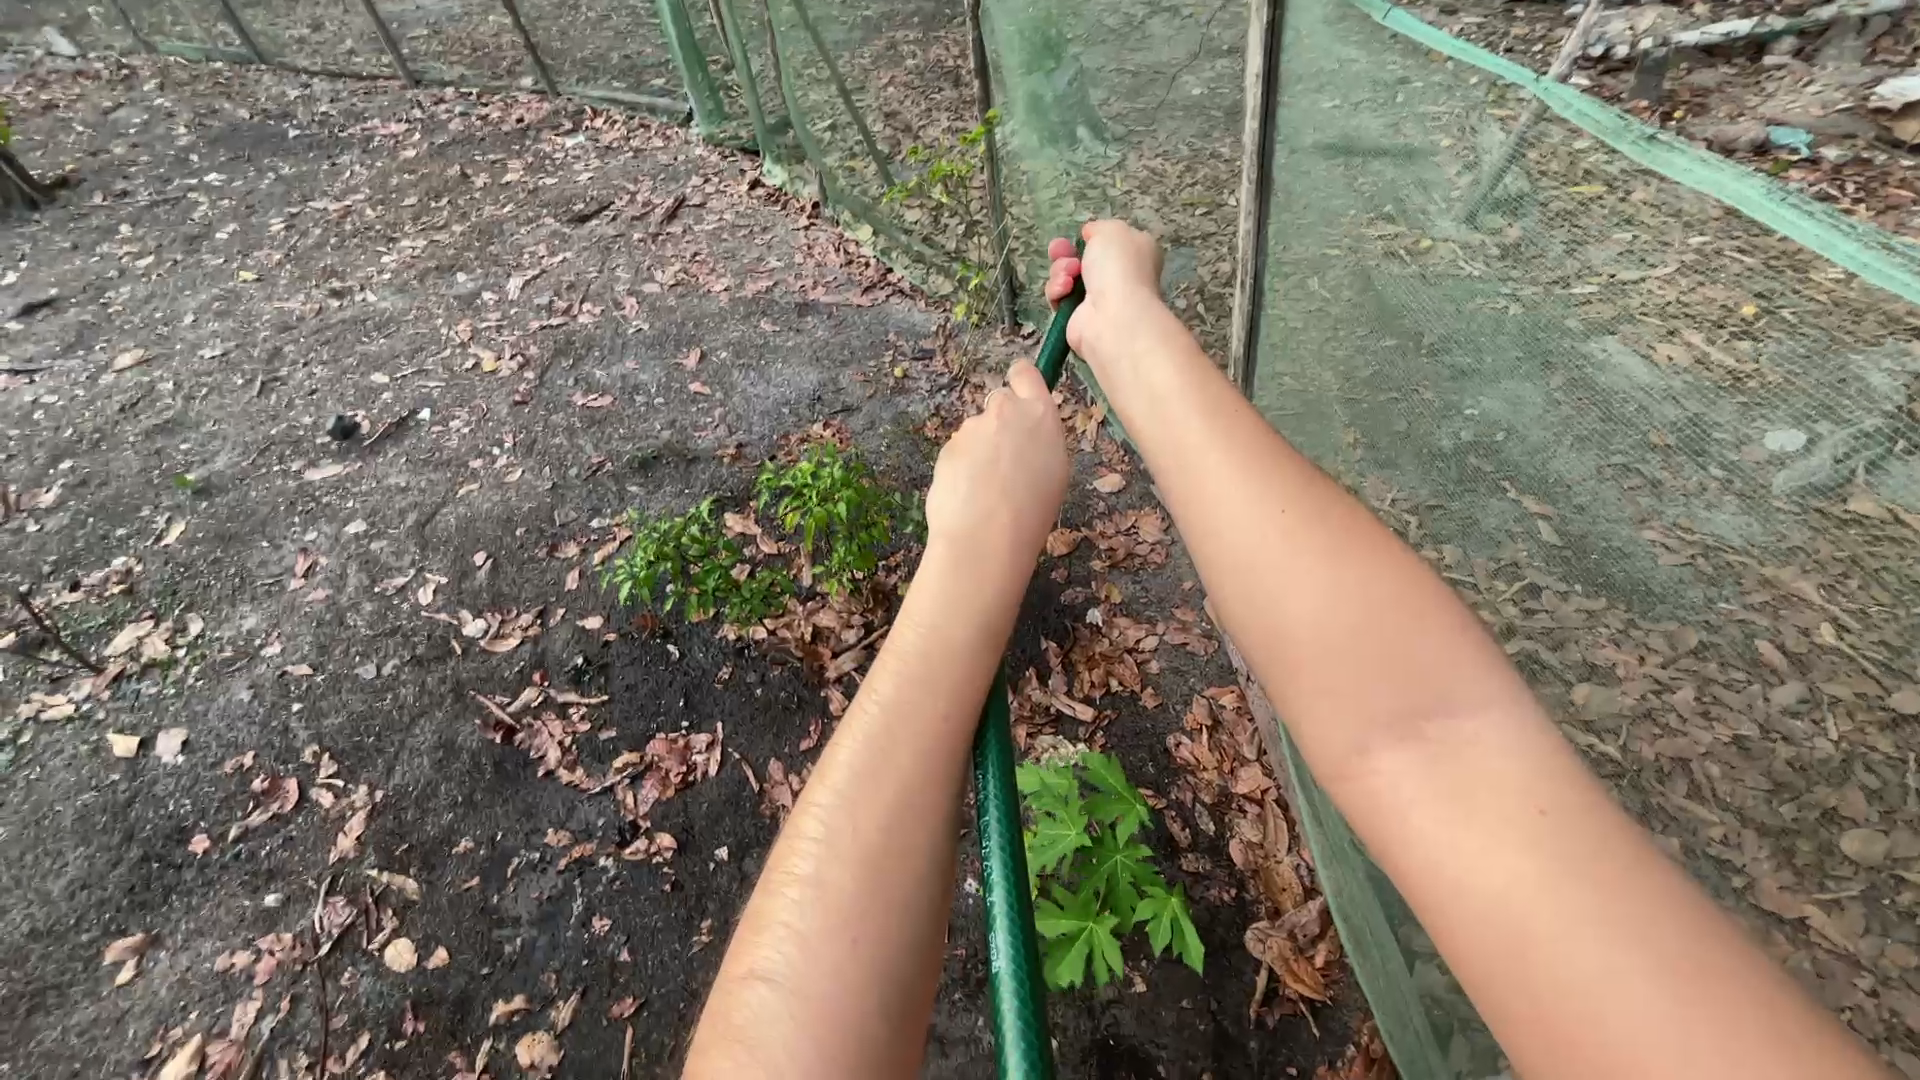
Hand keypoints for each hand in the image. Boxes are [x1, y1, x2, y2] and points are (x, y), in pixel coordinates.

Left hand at [924, 359, 1068, 576]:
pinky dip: (960, 469)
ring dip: (977, 450)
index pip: (1025, 374)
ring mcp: (972, 428)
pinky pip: (957, 453)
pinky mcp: (947, 447)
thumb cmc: (1031, 512)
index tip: (1017, 392)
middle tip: (1002, 459)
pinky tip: (967, 495)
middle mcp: (1005, 412)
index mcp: (1041, 415)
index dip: (1020, 380)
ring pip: (975, 432)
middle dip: (997, 423)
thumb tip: (1025, 439)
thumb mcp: (1053, 472)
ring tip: (984, 489)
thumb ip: (1038, 441)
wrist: (986, 536)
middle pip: (999, 403)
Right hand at [1044, 220, 1166, 364]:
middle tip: (1059, 251)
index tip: (1082, 237)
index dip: (1090, 238)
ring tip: (1069, 275)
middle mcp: (1116, 277)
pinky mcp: (1077, 317)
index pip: (1106, 242)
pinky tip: (1065, 291)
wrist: (1112, 315)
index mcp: (1134, 254)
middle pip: (1080, 258)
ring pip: (1065, 276)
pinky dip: (1057, 291)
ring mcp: (1097, 299)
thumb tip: (1088, 237)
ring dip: (1060, 270)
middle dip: (1065, 253)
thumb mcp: (1112, 230)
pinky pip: (1058, 297)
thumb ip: (1098, 228)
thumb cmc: (1118, 267)